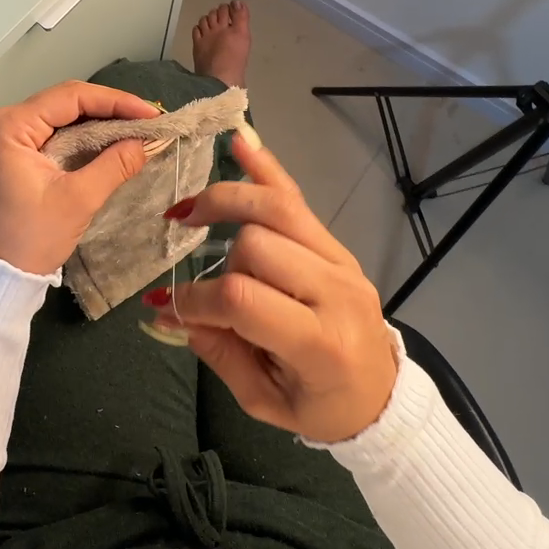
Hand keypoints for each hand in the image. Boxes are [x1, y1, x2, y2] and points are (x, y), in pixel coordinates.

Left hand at [0, 80, 158, 275]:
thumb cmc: (32, 237)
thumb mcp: (78, 200)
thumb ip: (114, 165)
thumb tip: (146, 142)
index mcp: (11, 125)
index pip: (70, 97)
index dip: (115, 101)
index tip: (151, 113)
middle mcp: (5, 121)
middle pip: (66, 102)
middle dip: (110, 109)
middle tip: (149, 119)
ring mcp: (8, 137)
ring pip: (63, 117)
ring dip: (100, 122)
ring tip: (138, 127)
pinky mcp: (16, 152)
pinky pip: (56, 133)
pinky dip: (84, 137)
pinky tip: (112, 140)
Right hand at [150, 130, 398, 442]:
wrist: (382, 398)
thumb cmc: (321, 406)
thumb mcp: (264, 399)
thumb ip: (217, 350)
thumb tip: (165, 310)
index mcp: (320, 342)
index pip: (244, 298)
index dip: (196, 298)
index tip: (168, 305)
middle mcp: (335, 292)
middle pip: (257, 244)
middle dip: (219, 258)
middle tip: (205, 278)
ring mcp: (340, 261)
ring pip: (275, 208)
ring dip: (226, 204)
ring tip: (192, 213)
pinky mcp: (337, 245)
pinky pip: (296, 198)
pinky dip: (265, 168)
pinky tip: (238, 142)